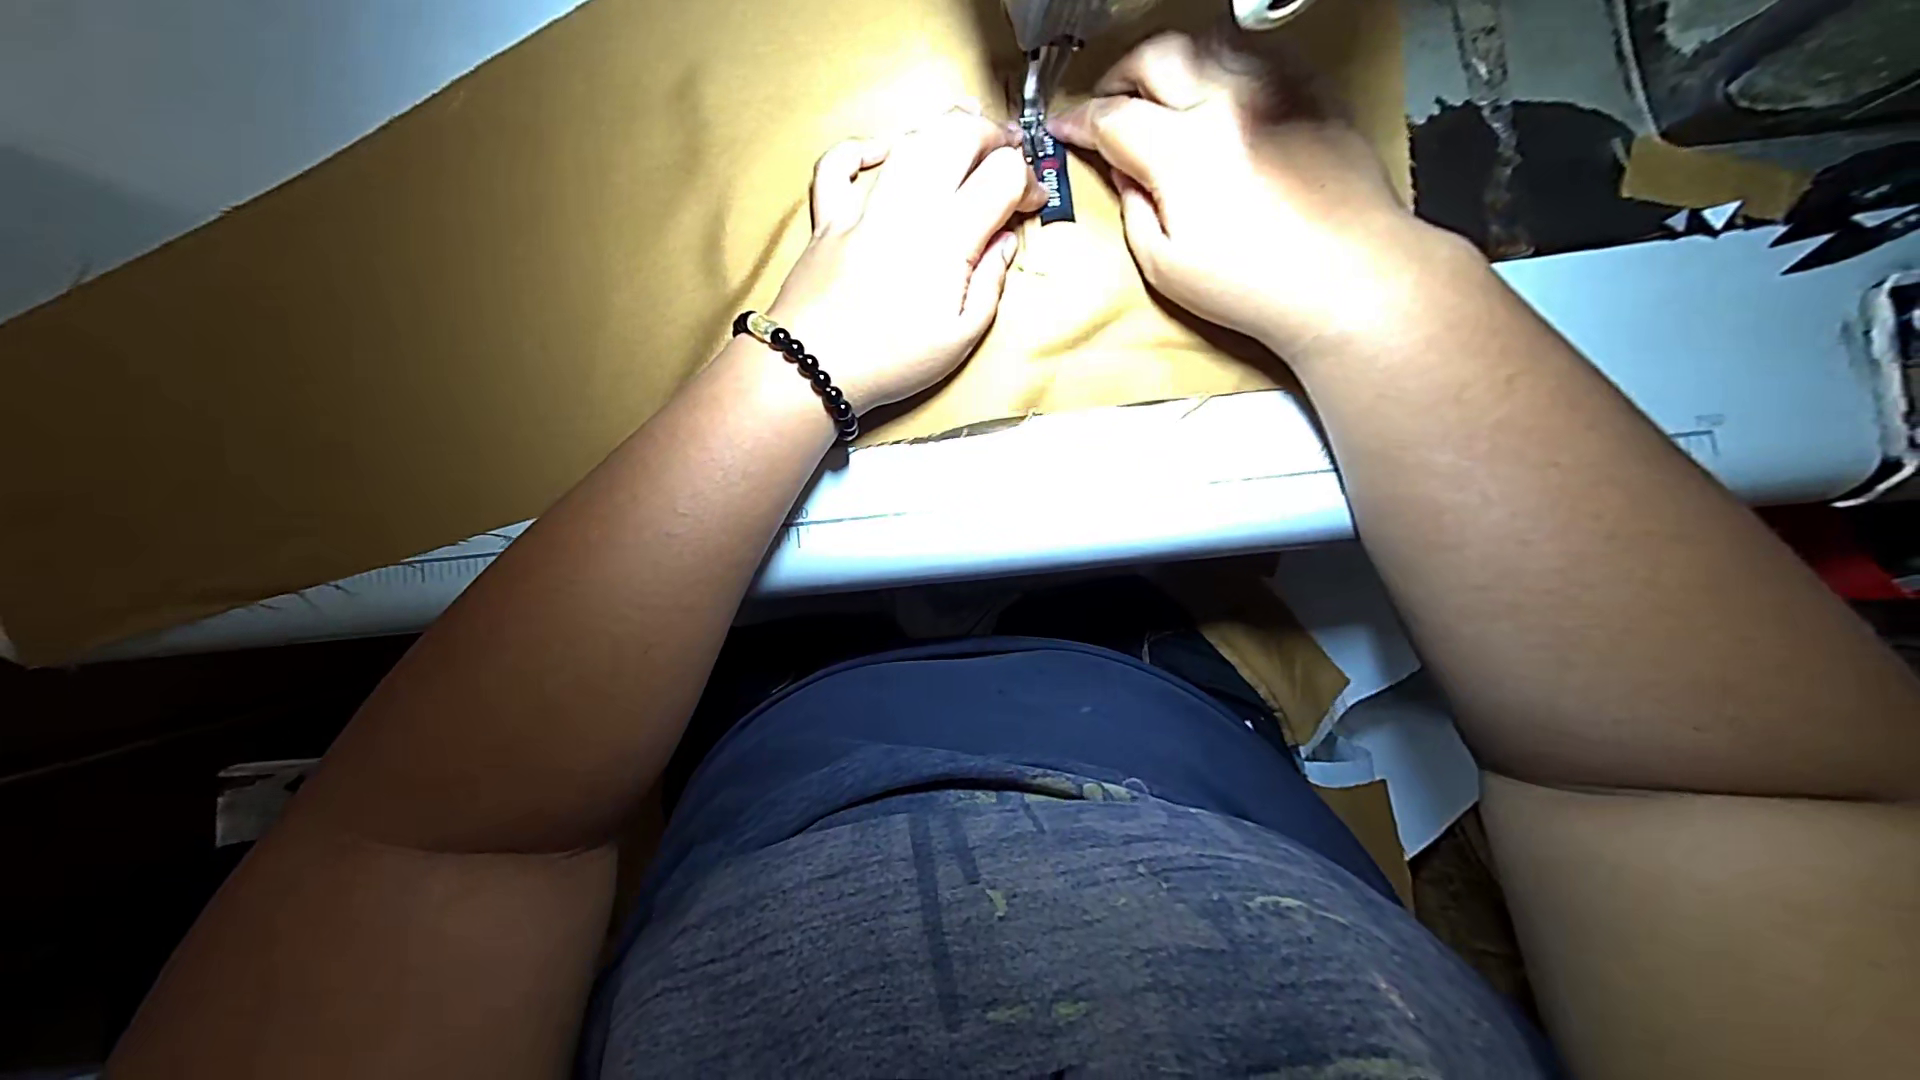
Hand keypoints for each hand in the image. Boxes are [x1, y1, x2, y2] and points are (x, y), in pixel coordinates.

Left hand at [765, 107, 1048, 411]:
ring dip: (942, 127)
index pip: (1001, 177)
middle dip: (993, 135)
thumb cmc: (890, 361)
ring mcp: (864, 206)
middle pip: (958, 136)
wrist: (814, 367)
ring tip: (964, 128)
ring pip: (908, 139)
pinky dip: (861, 148)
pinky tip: (883, 150)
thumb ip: (990, 284)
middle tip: (1008, 153)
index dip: (1027, 180)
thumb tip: (1004, 244)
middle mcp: (908, 208)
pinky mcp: (829, 216)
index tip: (1032, 201)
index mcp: (948, 238)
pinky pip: (838, 163)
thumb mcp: (960, 337)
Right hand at [1050, 33, 1450, 359]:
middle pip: (1156, 55)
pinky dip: (1218, 70)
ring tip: (1156, 97)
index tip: (1065, 126)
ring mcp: (1275, 89)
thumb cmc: (1253, 286)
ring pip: (1206, 43)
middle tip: (1106, 104)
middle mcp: (1228, 101)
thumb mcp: (1166, 266)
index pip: (1113, 117)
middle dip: (1119, 75)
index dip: (1080, 121)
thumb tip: (1126, 175)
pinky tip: (1213, 102)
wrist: (1346, 277)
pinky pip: (1252, 58)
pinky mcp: (1310, 92)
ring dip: (1168, 64)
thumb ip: (1135, 210)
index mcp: (1184, 150)